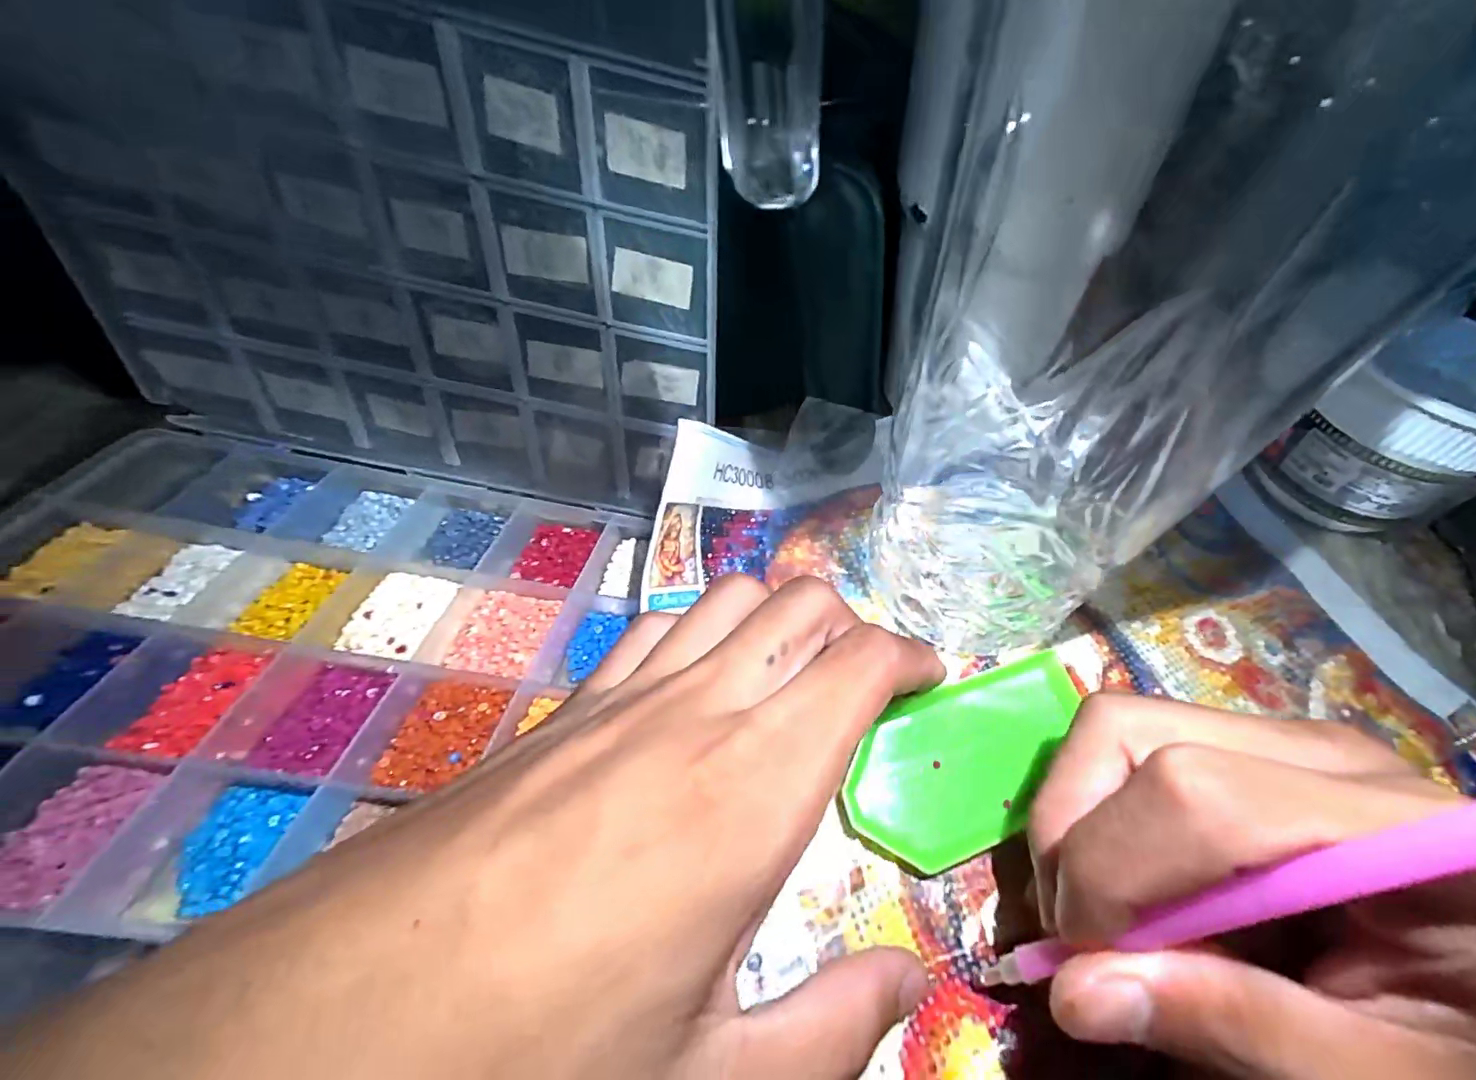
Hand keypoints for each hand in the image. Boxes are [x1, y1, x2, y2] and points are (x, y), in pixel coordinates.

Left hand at [4, 575, 945, 1078]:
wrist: (304, 1047)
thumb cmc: (533, 1062)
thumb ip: (835, 1027)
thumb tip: (912, 982)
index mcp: (756, 787)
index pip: (862, 662)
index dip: (914, 655)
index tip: (933, 679)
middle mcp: (700, 712)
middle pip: (805, 604)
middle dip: (857, 624)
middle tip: (872, 681)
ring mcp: (624, 697)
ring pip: (733, 595)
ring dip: (784, 614)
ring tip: (798, 666)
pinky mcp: (563, 708)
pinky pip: (660, 625)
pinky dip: (707, 628)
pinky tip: (702, 683)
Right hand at [1027, 693, 1475, 1078]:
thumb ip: (1238, 1030)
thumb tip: (1076, 993)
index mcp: (1389, 822)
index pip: (1194, 793)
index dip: (1110, 872)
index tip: (1089, 973)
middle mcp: (1323, 745)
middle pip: (1130, 730)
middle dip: (1072, 833)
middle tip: (1085, 939)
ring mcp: (1285, 734)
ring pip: (1120, 727)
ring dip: (1079, 820)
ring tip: (1110, 916)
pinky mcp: (1257, 747)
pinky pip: (1139, 749)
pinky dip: (1104, 815)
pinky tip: (1146, 888)